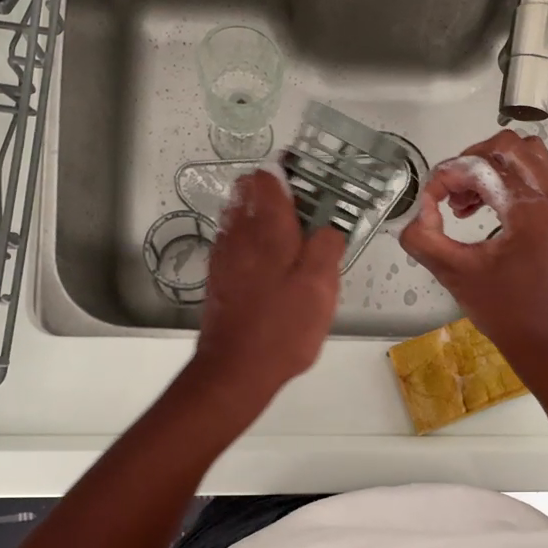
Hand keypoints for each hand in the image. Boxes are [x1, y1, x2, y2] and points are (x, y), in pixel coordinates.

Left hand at [193, 170, 344, 398]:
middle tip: (308, 222)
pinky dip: (254, 250)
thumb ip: (327, 247)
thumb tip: (328, 229)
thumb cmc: (283, 327)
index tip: (312, 192)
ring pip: (241, 222)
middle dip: (276, 200)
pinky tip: (275, 275)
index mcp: (266, 227)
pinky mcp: (218, 280)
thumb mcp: (321, 286)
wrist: (236, 370)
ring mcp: (223, 257)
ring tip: (295, 250)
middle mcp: (237, 234)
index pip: (265, 178)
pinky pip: (236, 249)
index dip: (288, 177)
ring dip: (265, 226)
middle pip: (248, 196)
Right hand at [399, 131, 547, 356]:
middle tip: (451, 190)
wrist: (538, 335)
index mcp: (531, 212)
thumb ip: (424, 236)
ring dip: (491, 166)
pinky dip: (507, 179)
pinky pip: (537, 174)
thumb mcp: (452, 271)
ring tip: (467, 199)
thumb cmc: (501, 309)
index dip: (449, 176)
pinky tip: (484, 206)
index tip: (432, 199)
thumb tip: (420, 208)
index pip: (482, 168)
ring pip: (528, 154)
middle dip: (472, 161)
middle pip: (510, 147)